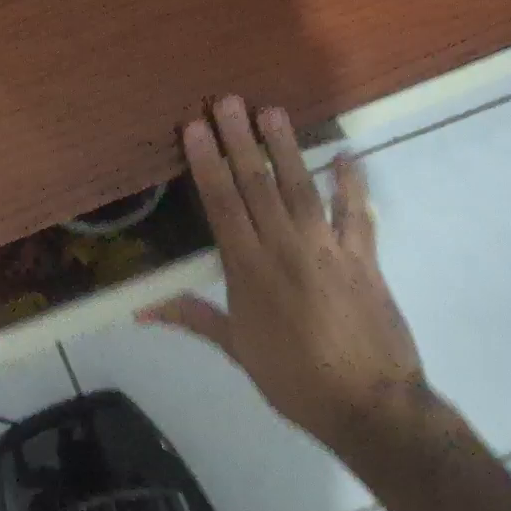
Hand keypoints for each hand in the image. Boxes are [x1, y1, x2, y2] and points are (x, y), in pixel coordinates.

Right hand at [137, 96, 424, 450]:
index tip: (193, 127)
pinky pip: (357, 215)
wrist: (371, 409)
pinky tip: (347, 155)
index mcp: (247, 268)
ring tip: (272, 111)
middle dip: (239, 140)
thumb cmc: (294, 379)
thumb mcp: (236, 349)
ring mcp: (327, 250)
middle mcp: (283, 248)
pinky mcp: (364, 260)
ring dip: (286, 148)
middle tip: (227, 101)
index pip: (220, 204)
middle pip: (257, 185)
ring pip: (301, 188)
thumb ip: (191, 318)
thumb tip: (139, 310)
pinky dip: (353, 185)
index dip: (206, 163)